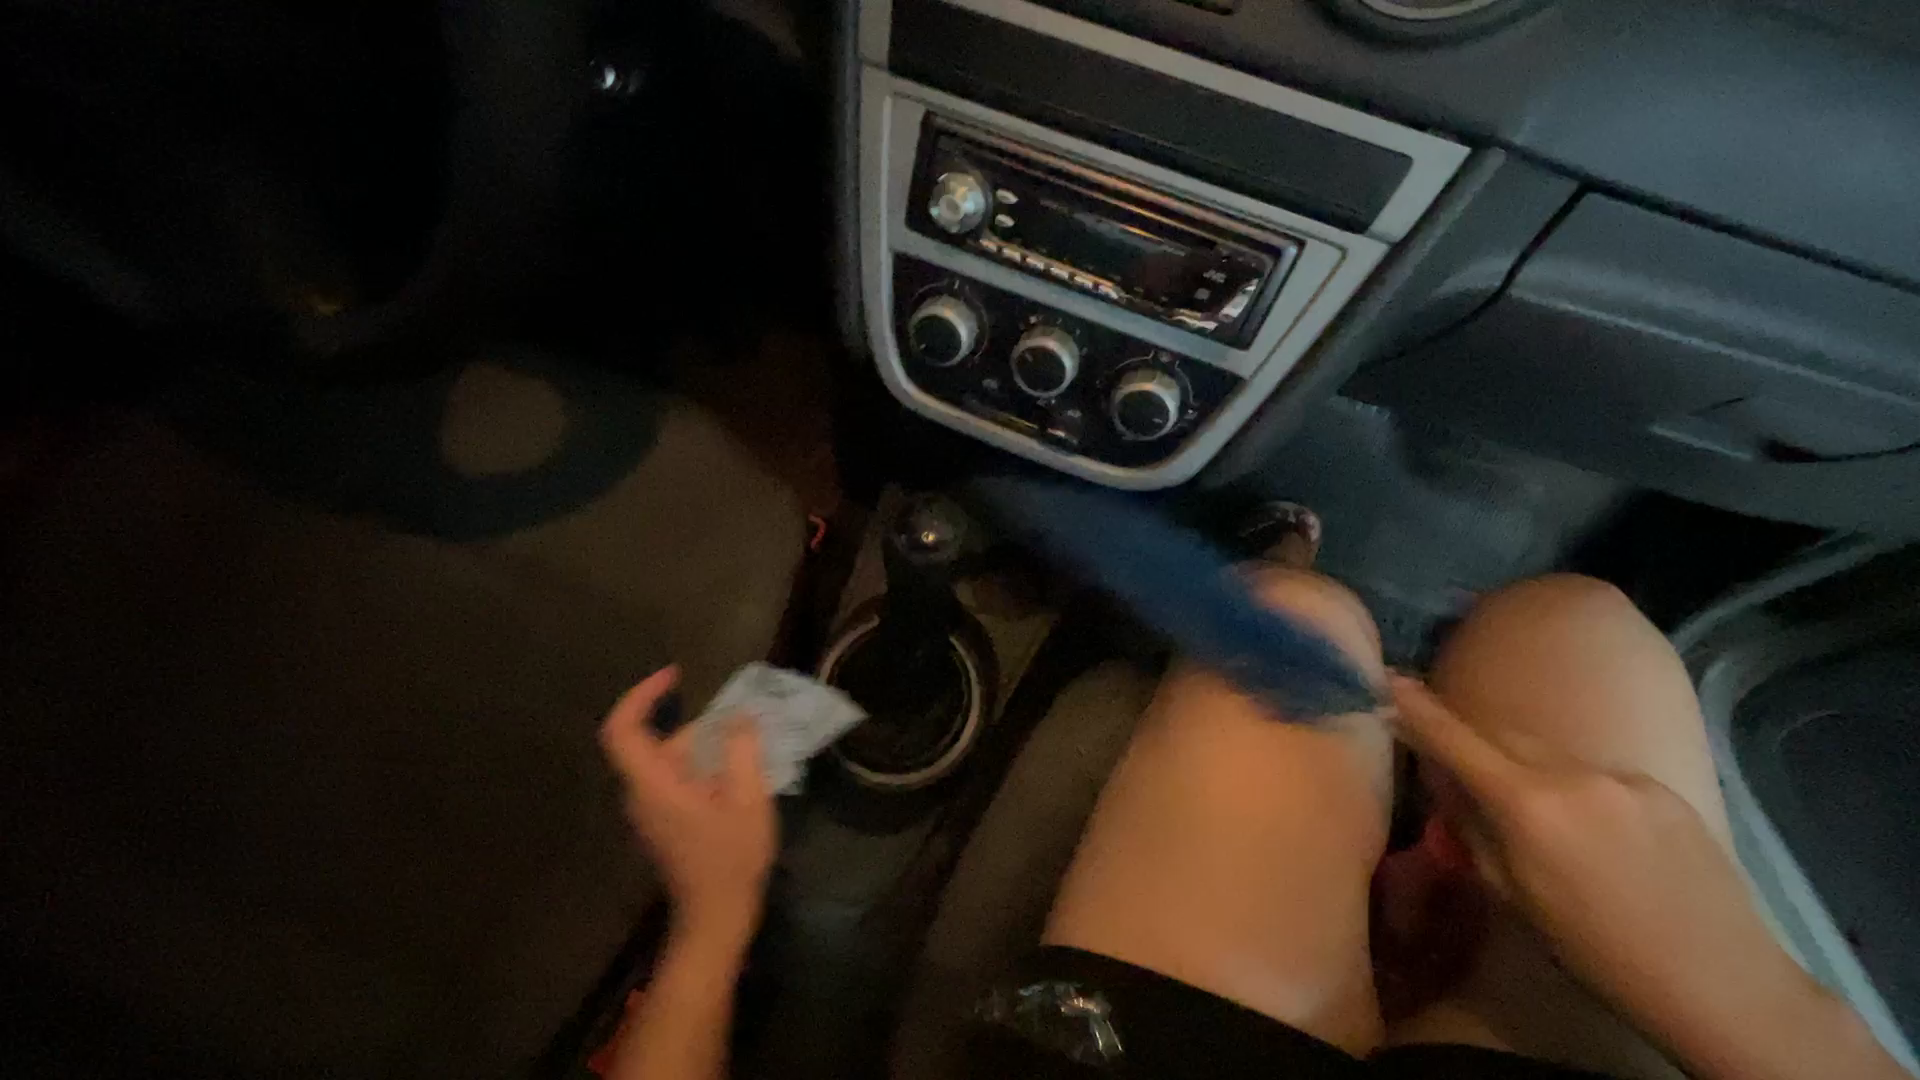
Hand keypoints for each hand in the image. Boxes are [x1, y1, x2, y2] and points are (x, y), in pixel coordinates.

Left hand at [600, 667, 777, 950]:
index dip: (640, 696)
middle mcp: (641, 795)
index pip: (622, 731)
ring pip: (669, 762)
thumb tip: (737, 717)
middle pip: (656, 744)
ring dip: (705, 750)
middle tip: (743, 728)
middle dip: (698, 729)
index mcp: (654, 786)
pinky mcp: (663, 823)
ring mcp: (650, 812)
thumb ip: (742, 751)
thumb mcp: (749, 800)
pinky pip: (676, 780)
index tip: (674, 676)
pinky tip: (737, 781)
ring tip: (748, 755)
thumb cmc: (731, 860)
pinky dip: (703, 769)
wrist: (716, 918)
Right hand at [1388, 675, 1903, 1079]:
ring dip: (1518, 761)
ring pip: (1546, 750)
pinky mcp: (1662, 788)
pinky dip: (1568, 783)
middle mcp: (1574, 775)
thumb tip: (1447, 784)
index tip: (1389, 678)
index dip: (1417, 708)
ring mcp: (1624, 777)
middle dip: (1469, 736)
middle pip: (1499, 732)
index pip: (1455, 739)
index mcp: (1529, 805)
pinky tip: (1587, 828)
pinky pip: (1592, 770)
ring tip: (1524, 805)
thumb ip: (1472, 827)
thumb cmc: (1596, 951)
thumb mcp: (1511, 895)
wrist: (1724, 985)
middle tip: (1449, 758)